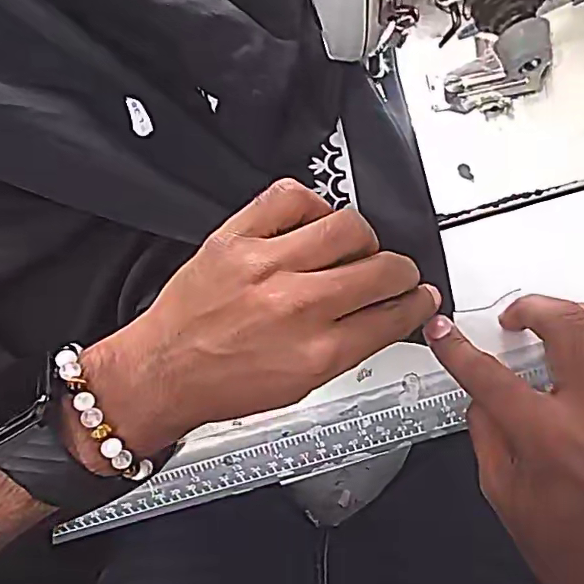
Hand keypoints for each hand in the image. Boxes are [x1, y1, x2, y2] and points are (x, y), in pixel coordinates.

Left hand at [78, 180, 439, 458]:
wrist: (162, 373)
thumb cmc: (223, 385)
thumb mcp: (300, 385)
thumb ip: (348, 348)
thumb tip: (382, 318)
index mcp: (317, 353)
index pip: (392, 316)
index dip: (417, 304)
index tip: (420, 297)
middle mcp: (296, 306)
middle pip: (381, 270)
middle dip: (402, 272)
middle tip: (396, 274)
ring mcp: (265, 266)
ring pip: (348, 227)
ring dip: (365, 239)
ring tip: (355, 249)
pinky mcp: (235, 239)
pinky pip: (291, 197)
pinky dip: (313, 206)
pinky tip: (312, 224)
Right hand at [424, 296, 583, 583]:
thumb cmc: (578, 559)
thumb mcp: (506, 500)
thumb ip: (488, 438)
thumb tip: (481, 398)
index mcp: (547, 440)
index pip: (487, 374)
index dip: (456, 347)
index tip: (446, 334)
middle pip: (565, 324)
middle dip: (529, 308)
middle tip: (516, 317)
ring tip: (567, 321)